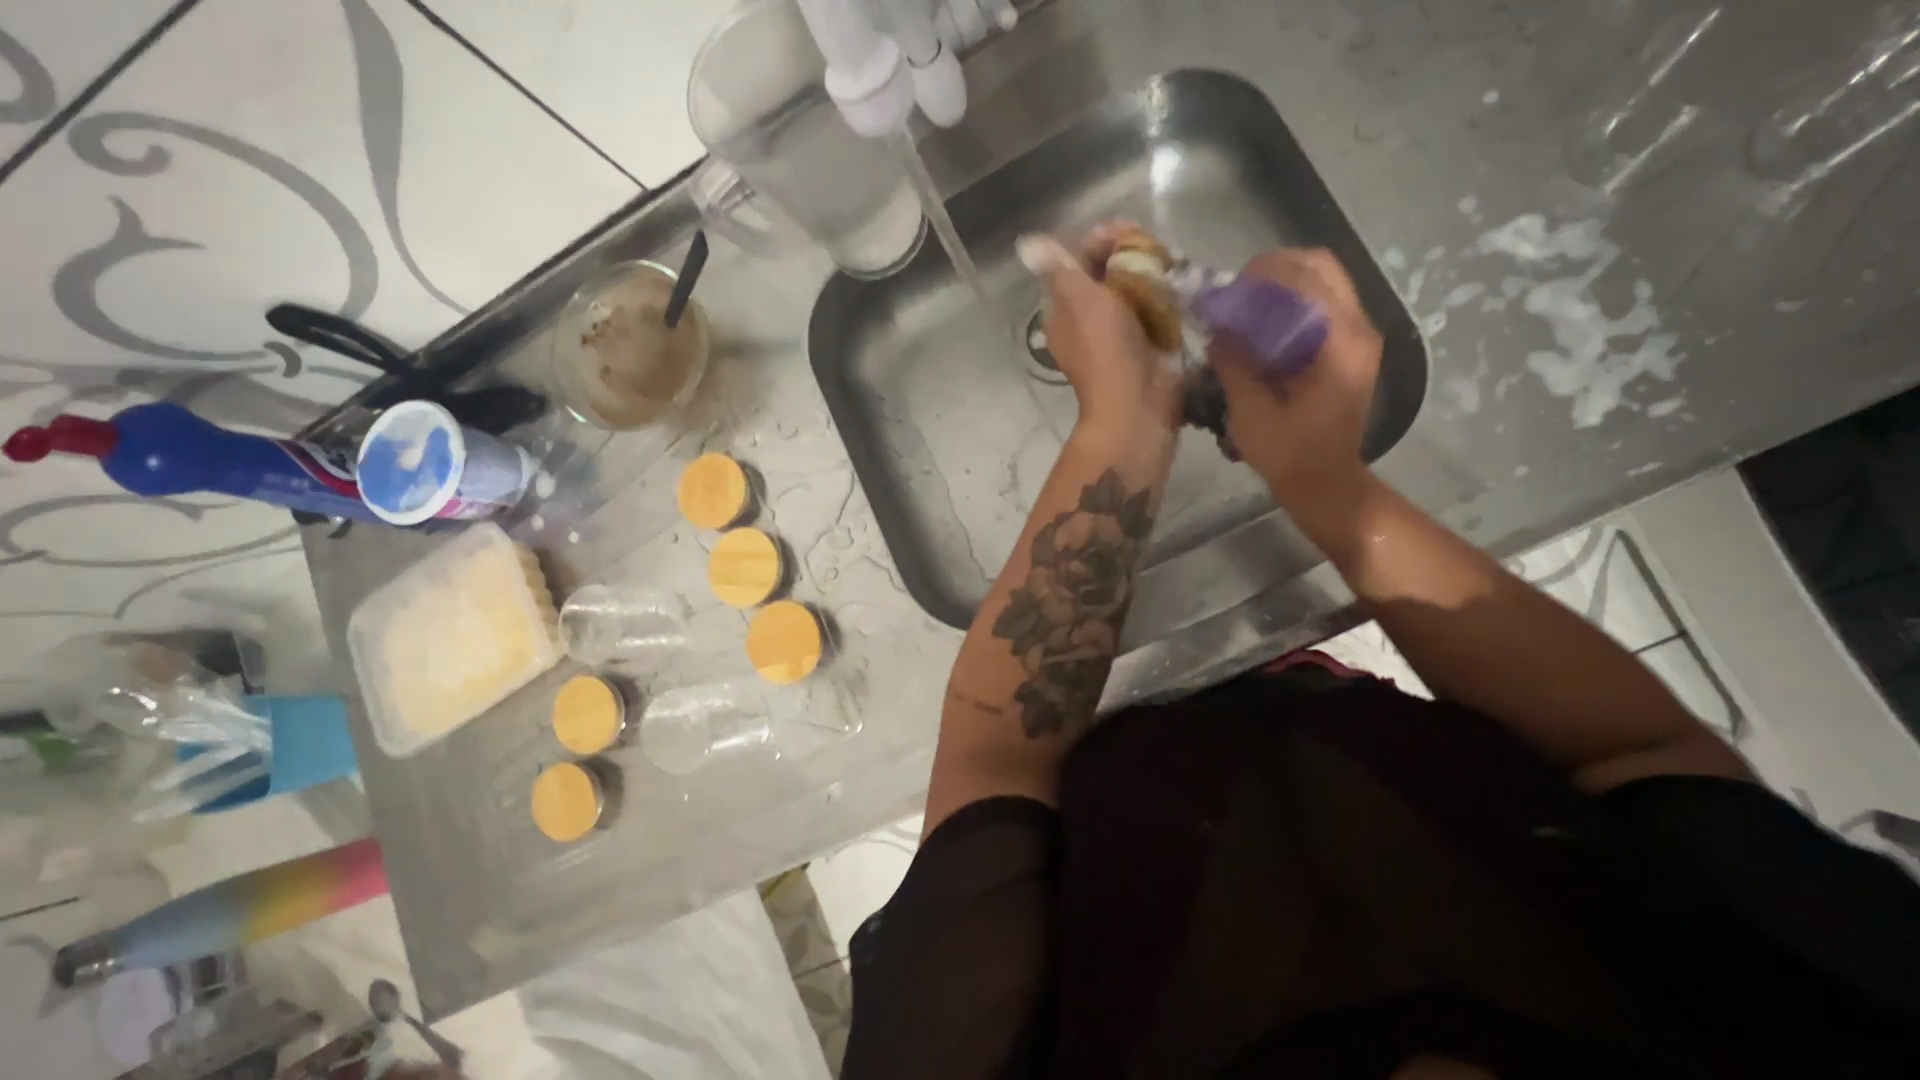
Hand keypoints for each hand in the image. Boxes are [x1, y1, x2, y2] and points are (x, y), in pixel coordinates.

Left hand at [1025, 230, 1183, 435]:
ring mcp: (1119, 334)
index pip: (1076, 262)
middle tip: (1152, 246)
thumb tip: (1026, 244)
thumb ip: (1058, 267)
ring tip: (1169, 260)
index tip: (1124, 231)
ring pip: (1133, 290)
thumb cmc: (1104, 348)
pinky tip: (1178, 284)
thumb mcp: (1077, 298)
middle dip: (1128, 253)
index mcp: (1064, 310)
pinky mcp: (1148, 346)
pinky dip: (1165, 296)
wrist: (1136, 406)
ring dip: (1150, 272)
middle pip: (1106, 274)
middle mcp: (1088, 321)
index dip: (1098, 240)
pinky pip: (1155, 311)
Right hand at [1210, 248, 1381, 510]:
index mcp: (1341, 341)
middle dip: (1274, 271)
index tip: (1228, 292)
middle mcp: (1358, 328)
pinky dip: (1290, 305)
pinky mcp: (1349, 348)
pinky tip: (1260, 327)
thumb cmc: (1289, 453)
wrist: (1326, 484)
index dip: (1263, 274)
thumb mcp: (1251, 411)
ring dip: (1282, 286)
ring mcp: (1358, 336)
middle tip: (1238, 292)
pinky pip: (1320, 305)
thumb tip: (1219, 329)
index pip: (1307, 276)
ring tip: (1245, 307)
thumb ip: (1234, 362)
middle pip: (1320, 267)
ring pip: (1322, 282)